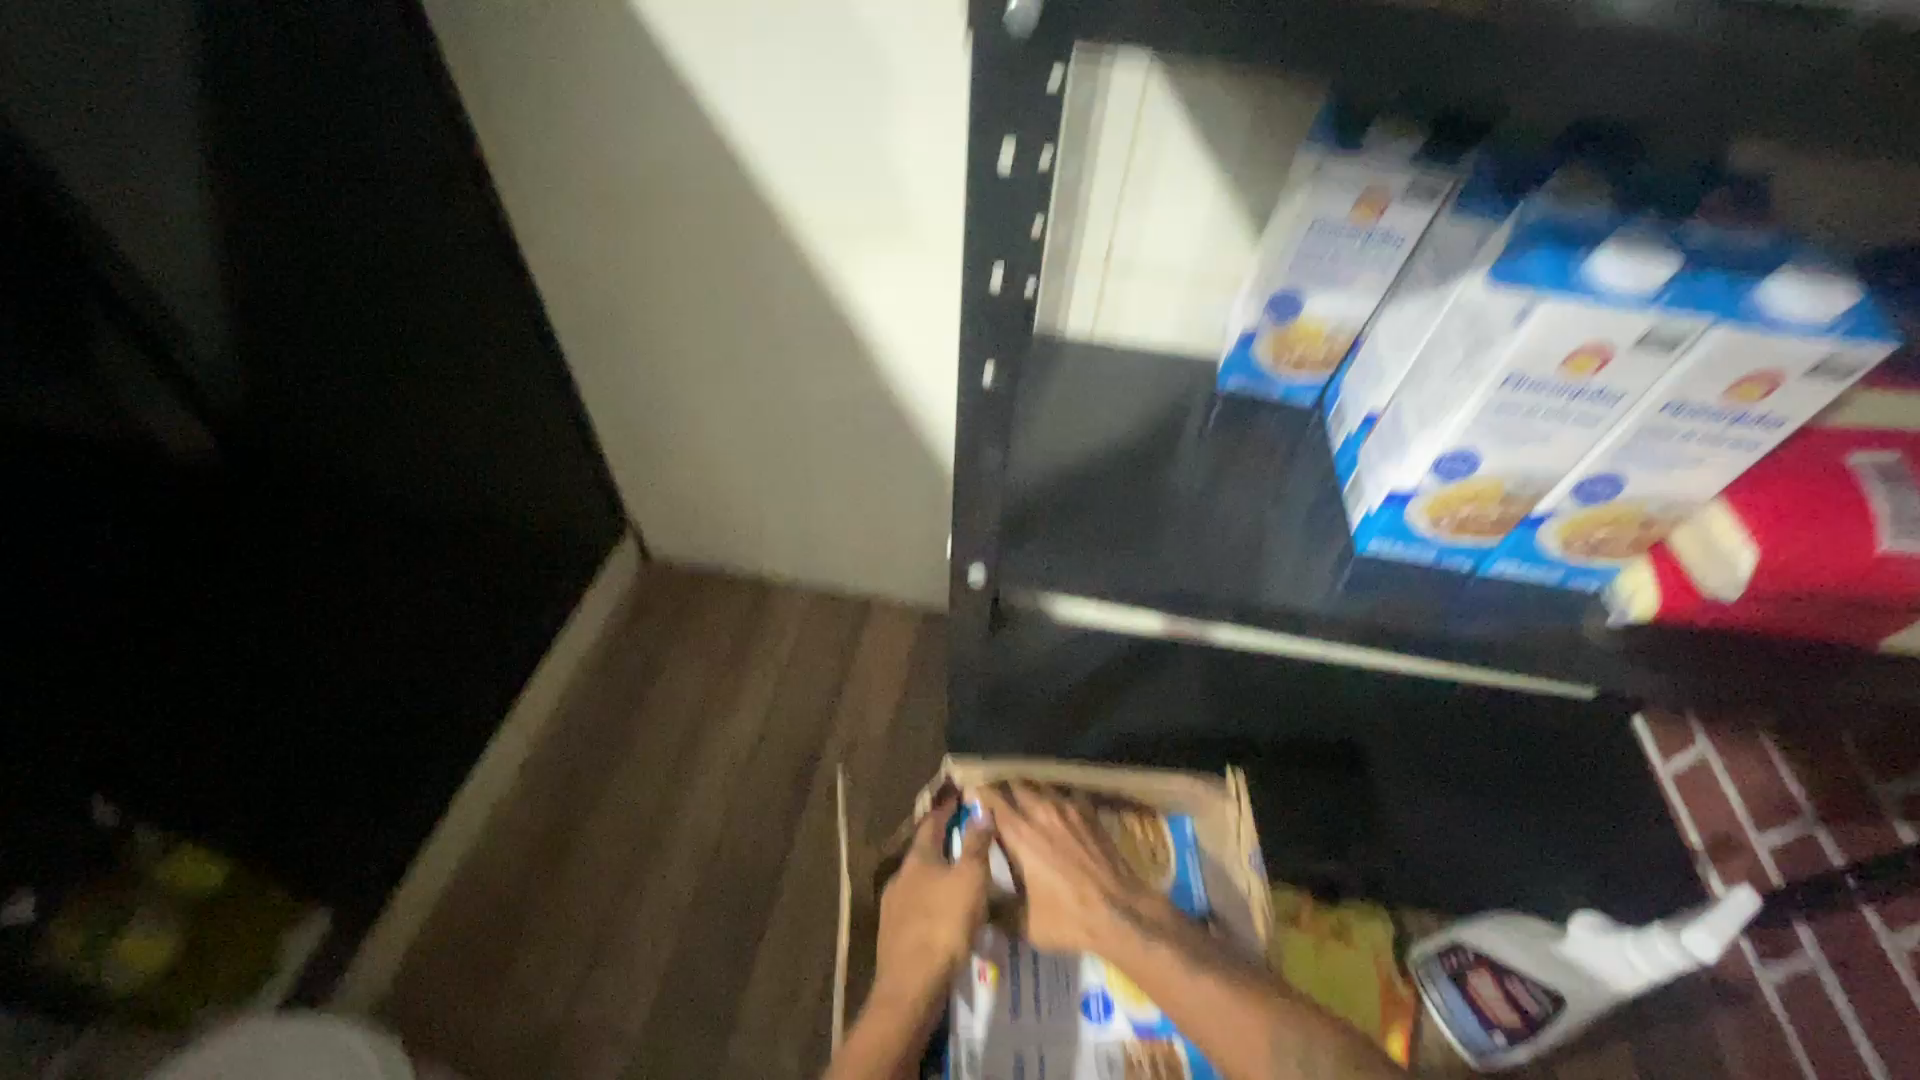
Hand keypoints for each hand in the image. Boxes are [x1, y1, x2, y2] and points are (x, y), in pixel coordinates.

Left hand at [872, 796, 992, 1006]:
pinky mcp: (892, 934)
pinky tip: (942, 915)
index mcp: (918, 858)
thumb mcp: (970, 879)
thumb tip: (981, 811)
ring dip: (936, 876)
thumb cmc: (944, 923)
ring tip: (957, 879)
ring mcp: (892, 906)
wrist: (912, 984)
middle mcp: (900, 876)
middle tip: (963, 839)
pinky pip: (916, 907)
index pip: (931, 824)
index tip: (958, 800)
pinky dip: (931, 902)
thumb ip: (976, 845)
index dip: (946, 810)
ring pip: (918, 881)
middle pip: (923, 852)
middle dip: (941, 844)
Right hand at [971, 783, 1172, 954]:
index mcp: (1019, 833)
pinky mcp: (1090, 813)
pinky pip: (1066, 794)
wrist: (1121, 914)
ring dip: (1028, 790)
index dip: (977, 795)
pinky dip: (1055, 797)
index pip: (991, 799)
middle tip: (994, 798)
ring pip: (1040, 786)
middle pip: (1015, 785)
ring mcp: (1069, 809)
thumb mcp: (1022, 923)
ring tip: (1023, 801)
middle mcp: (1041, 811)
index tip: (969, 796)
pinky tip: (1056, 810)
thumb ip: (995, 908)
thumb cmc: (1067, 919)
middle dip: (1002, 788)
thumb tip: (975, 902)